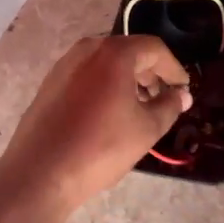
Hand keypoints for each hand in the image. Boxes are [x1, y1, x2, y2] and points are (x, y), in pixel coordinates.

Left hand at [0, 35, 192, 214]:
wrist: (39, 174)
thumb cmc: (100, 148)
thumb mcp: (146, 130)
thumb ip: (169, 107)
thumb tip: (182, 95)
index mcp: (114, 53)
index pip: (154, 48)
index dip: (174, 68)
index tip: (183, 88)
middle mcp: (88, 48)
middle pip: (129, 51)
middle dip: (151, 72)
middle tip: (164, 97)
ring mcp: (65, 64)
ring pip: (106, 62)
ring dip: (128, 78)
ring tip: (140, 106)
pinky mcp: (50, 82)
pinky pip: (88, 74)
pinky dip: (105, 84)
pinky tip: (110, 113)